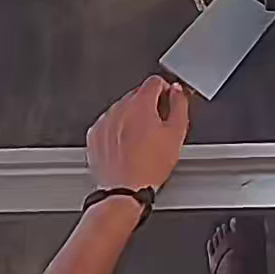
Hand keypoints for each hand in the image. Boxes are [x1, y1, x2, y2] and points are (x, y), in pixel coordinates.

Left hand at [87, 75, 189, 190]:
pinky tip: (127, 146)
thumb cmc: (149, 167)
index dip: (165, 90)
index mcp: (140, 104)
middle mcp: (119, 108)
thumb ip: (179, 104)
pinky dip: (118, 129)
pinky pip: (109, 122)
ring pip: (123, 108)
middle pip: (138, 94)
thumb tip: (176, 91)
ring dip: (133, 117)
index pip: (154, 81)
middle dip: (149, 105)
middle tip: (157, 126)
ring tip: (142, 141)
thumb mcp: (176, 133)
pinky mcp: (95, 134)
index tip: (168, 101)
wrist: (124, 192)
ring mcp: (105, 121)